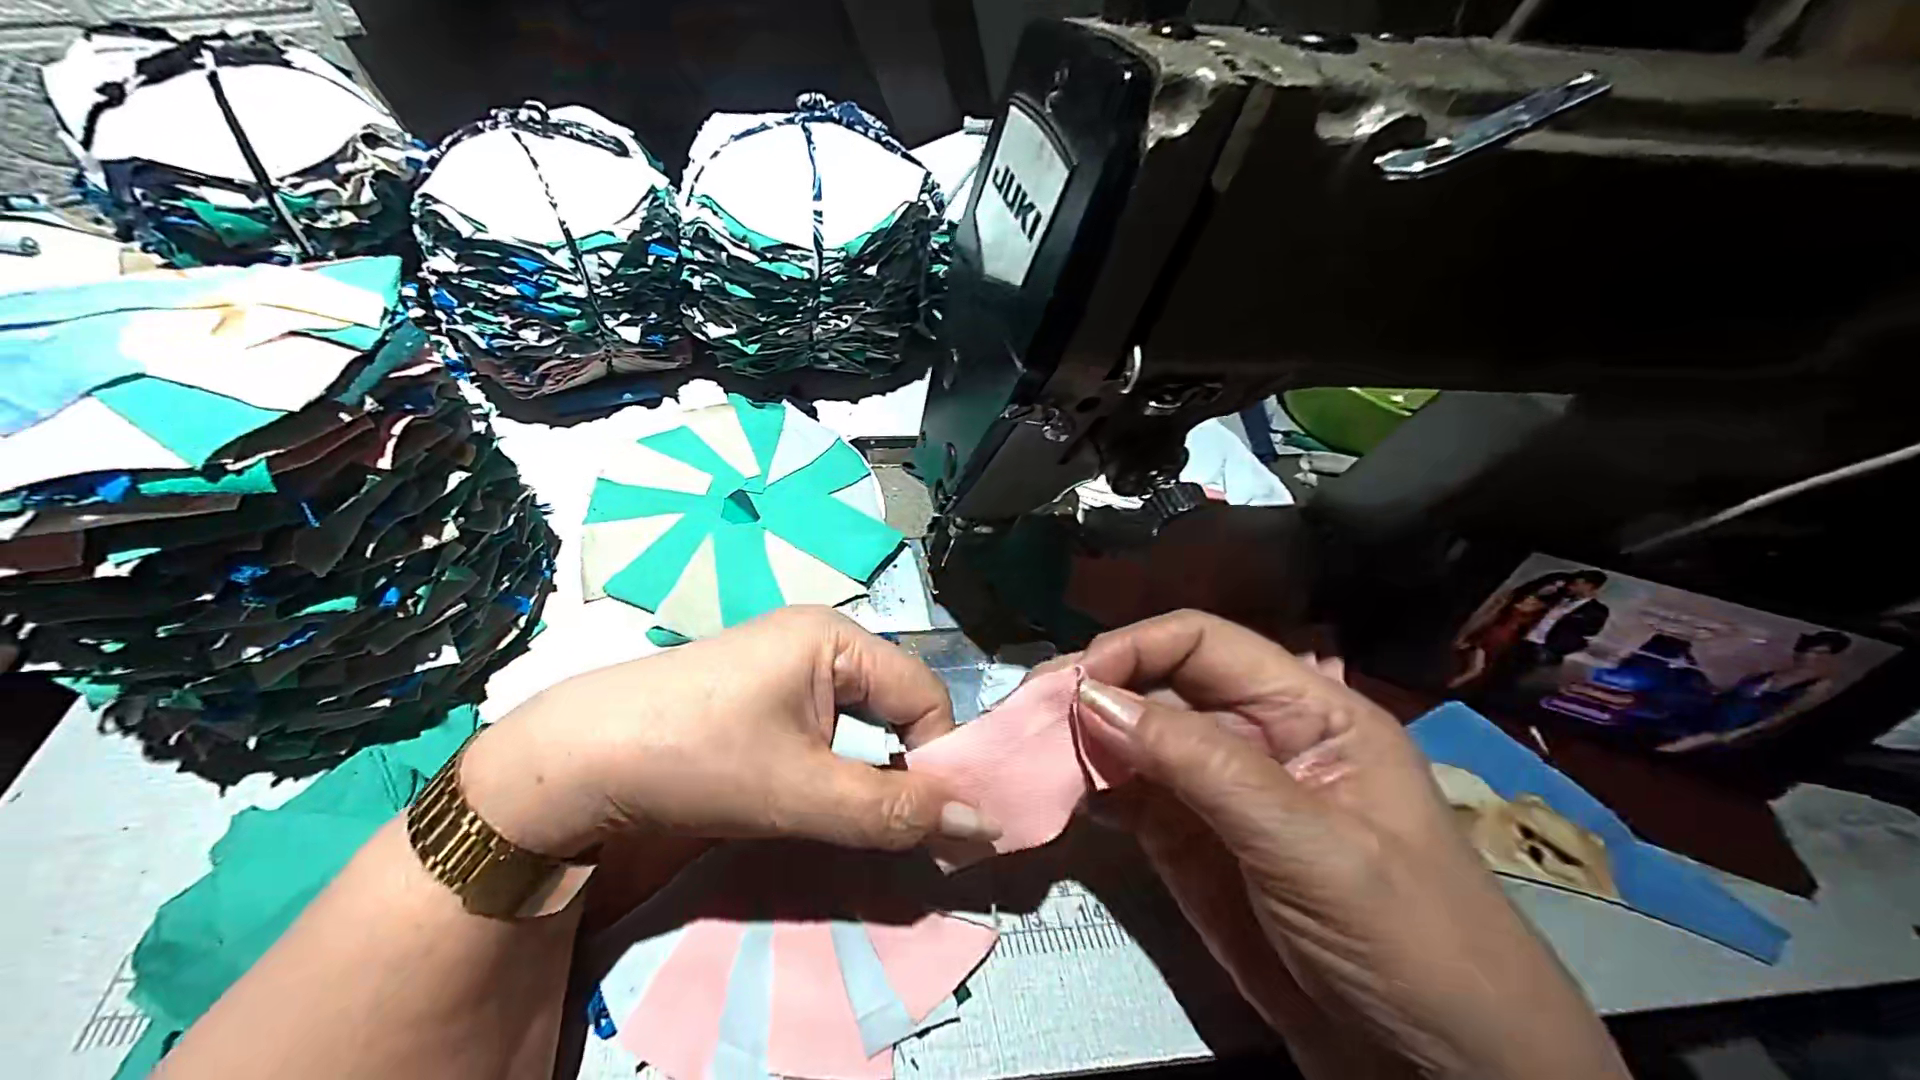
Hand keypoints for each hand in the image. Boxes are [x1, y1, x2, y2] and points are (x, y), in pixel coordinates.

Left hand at [457, 607, 1000, 859]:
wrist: (573, 762)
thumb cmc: (697, 760)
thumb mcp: (802, 792)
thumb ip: (893, 810)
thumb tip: (980, 825)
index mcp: (837, 637)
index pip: (924, 693)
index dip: (938, 755)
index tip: (932, 819)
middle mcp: (820, 636)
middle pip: (896, 702)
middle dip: (905, 764)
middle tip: (899, 824)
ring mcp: (789, 660)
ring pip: (864, 716)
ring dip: (871, 767)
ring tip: (857, 813)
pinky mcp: (765, 688)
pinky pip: (830, 721)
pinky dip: (839, 761)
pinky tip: (819, 791)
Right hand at [1073, 611, 1627, 1079]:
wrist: (1439, 1075)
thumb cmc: (1409, 940)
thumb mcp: (1310, 845)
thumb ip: (1201, 765)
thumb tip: (1094, 697)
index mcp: (1303, 709)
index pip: (1205, 644)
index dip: (1137, 648)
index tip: (1077, 681)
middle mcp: (1251, 734)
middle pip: (1157, 685)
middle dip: (1095, 690)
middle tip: (1030, 712)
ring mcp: (1214, 789)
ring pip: (1132, 739)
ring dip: (1080, 739)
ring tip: (1028, 749)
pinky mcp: (1187, 839)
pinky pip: (1127, 795)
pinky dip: (1087, 787)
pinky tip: (1054, 789)